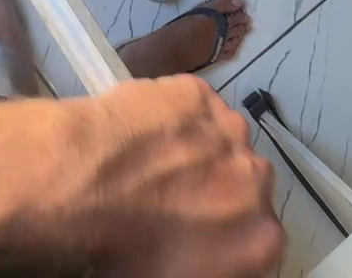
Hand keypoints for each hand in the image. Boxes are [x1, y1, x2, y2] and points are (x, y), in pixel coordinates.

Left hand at [46, 76, 284, 276]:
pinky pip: (191, 101)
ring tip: (155, 151)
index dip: (225, 224)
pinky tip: (145, 121)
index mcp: (261, 235)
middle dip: (217, 180)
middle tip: (174, 184)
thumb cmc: (129, 245)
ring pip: (221, 134)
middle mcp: (257, 178)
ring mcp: (229, 126)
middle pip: (243, 177)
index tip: (198, 220)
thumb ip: (211, 265)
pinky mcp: (198, 91)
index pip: (257, 231)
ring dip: (198, 142)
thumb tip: (199, 249)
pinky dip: (174, 108)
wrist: (90, 178)